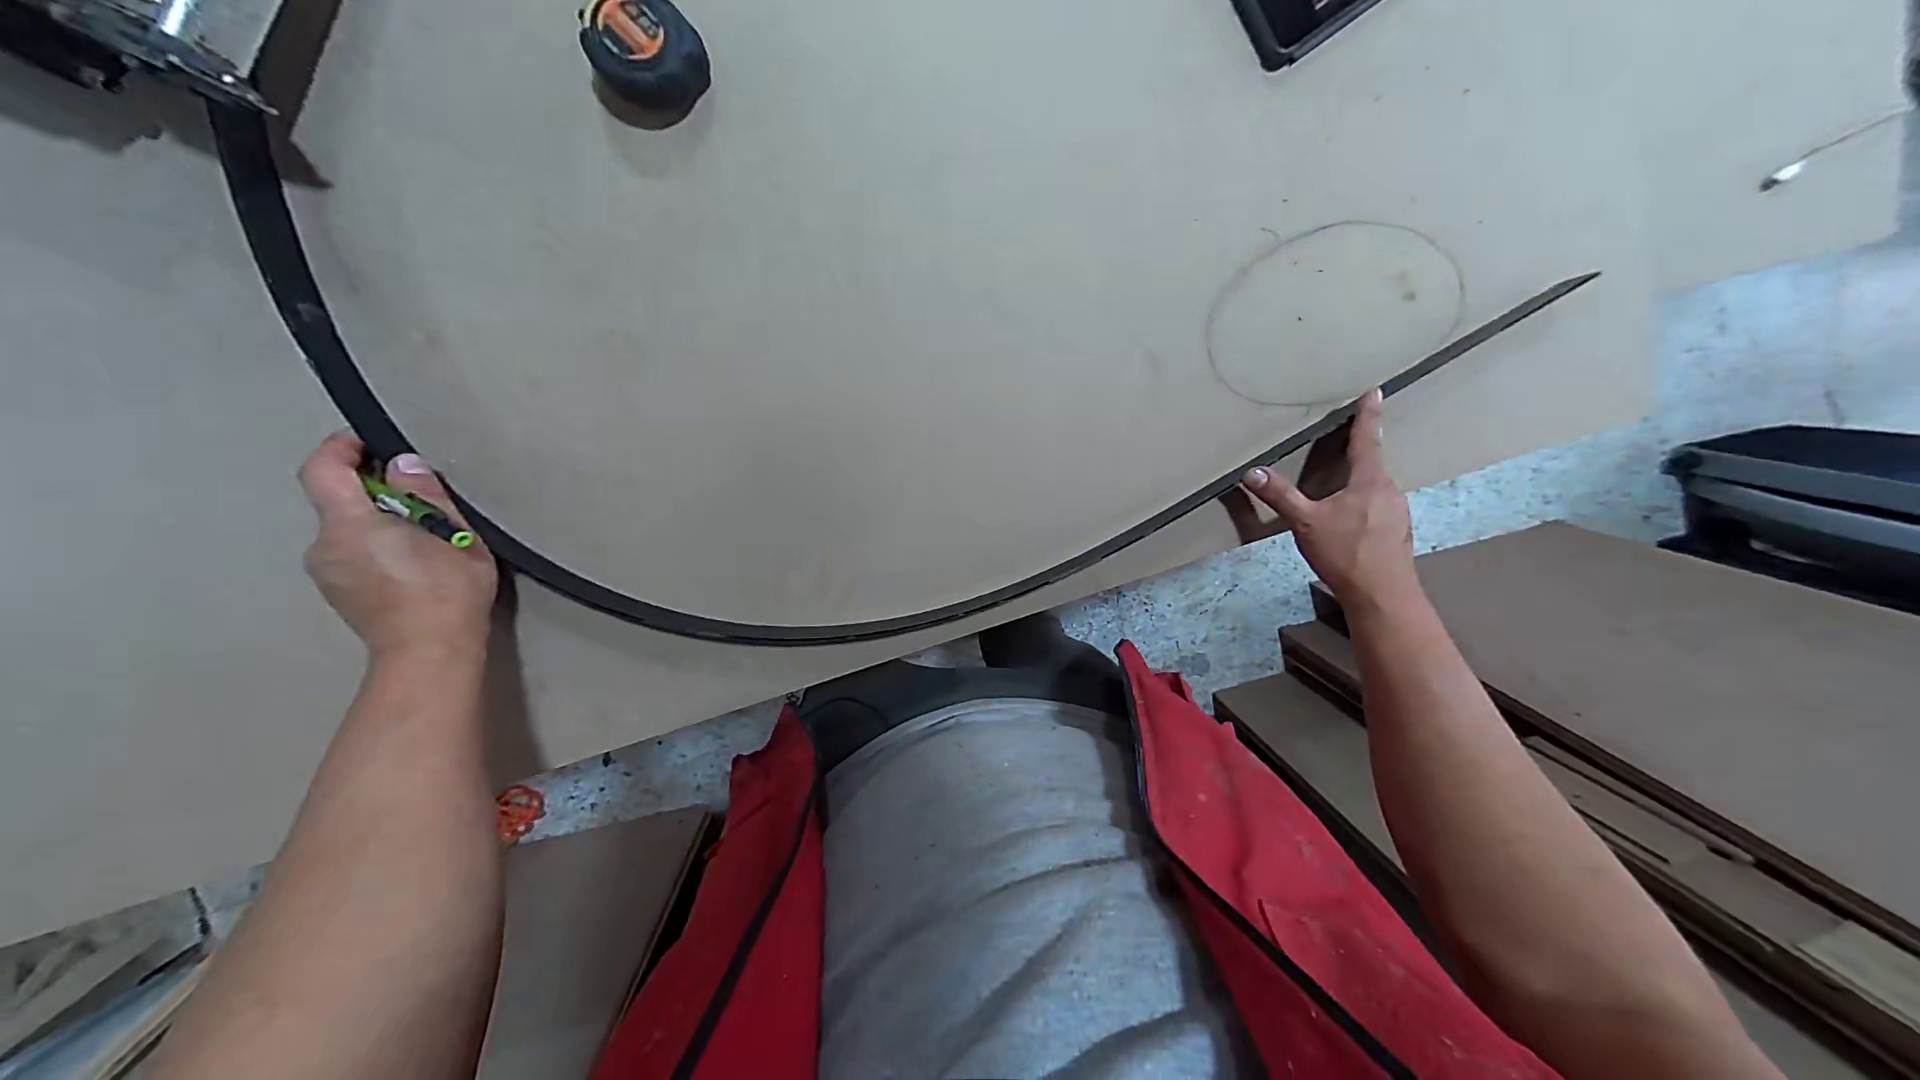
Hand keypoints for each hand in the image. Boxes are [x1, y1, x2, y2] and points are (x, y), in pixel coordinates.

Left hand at [297, 431, 497, 658]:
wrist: (430, 653)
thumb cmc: (447, 591)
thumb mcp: (453, 535)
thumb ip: (425, 494)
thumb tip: (403, 463)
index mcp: (348, 524)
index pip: (323, 469)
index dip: (341, 447)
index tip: (370, 442)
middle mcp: (323, 544)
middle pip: (337, 501)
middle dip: (372, 490)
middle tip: (420, 495)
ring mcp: (326, 572)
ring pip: (345, 530)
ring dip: (376, 520)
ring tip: (424, 535)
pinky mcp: (337, 593)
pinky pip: (350, 553)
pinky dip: (375, 545)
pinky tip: (413, 563)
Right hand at [1239, 388, 1418, 608]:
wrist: (1382, 595)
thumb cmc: (1346, 553)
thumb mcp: (1305, 522)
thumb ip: (1280, 496)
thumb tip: (1252, 472)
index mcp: (1370, 482)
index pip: (1367, 440)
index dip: (1368, 416)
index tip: (1375, 392)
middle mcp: (1389, 492)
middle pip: (1372, 466)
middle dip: (1359, 455)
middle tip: (1347, 442)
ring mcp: (1397, 514)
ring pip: (1375, 490)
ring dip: (1360, 485)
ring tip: (1341, 489)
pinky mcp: (1397, 534)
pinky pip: (1379, 509)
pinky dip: (1364, 506)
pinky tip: (1351, 523)